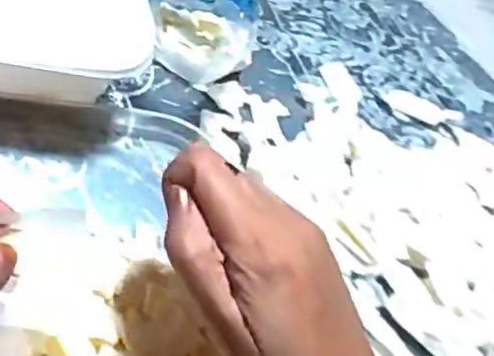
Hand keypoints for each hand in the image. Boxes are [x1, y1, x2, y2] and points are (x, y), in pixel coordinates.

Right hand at [162, 141, 370, 355]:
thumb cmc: (267, 352)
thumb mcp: (213, 308)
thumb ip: (186, 241)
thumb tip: (179, 192)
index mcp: (257, 235)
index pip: (200, 157)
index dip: (178, 177)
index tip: (181, 217)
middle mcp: (285, 216)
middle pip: (220, 168)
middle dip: (200, 196)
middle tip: (208, 249)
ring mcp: (305, 223)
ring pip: (241, 182)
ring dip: (223, 206)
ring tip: (234, 259)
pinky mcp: (315, 233)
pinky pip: (263, 201)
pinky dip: (247, 217)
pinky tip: (258, 262)